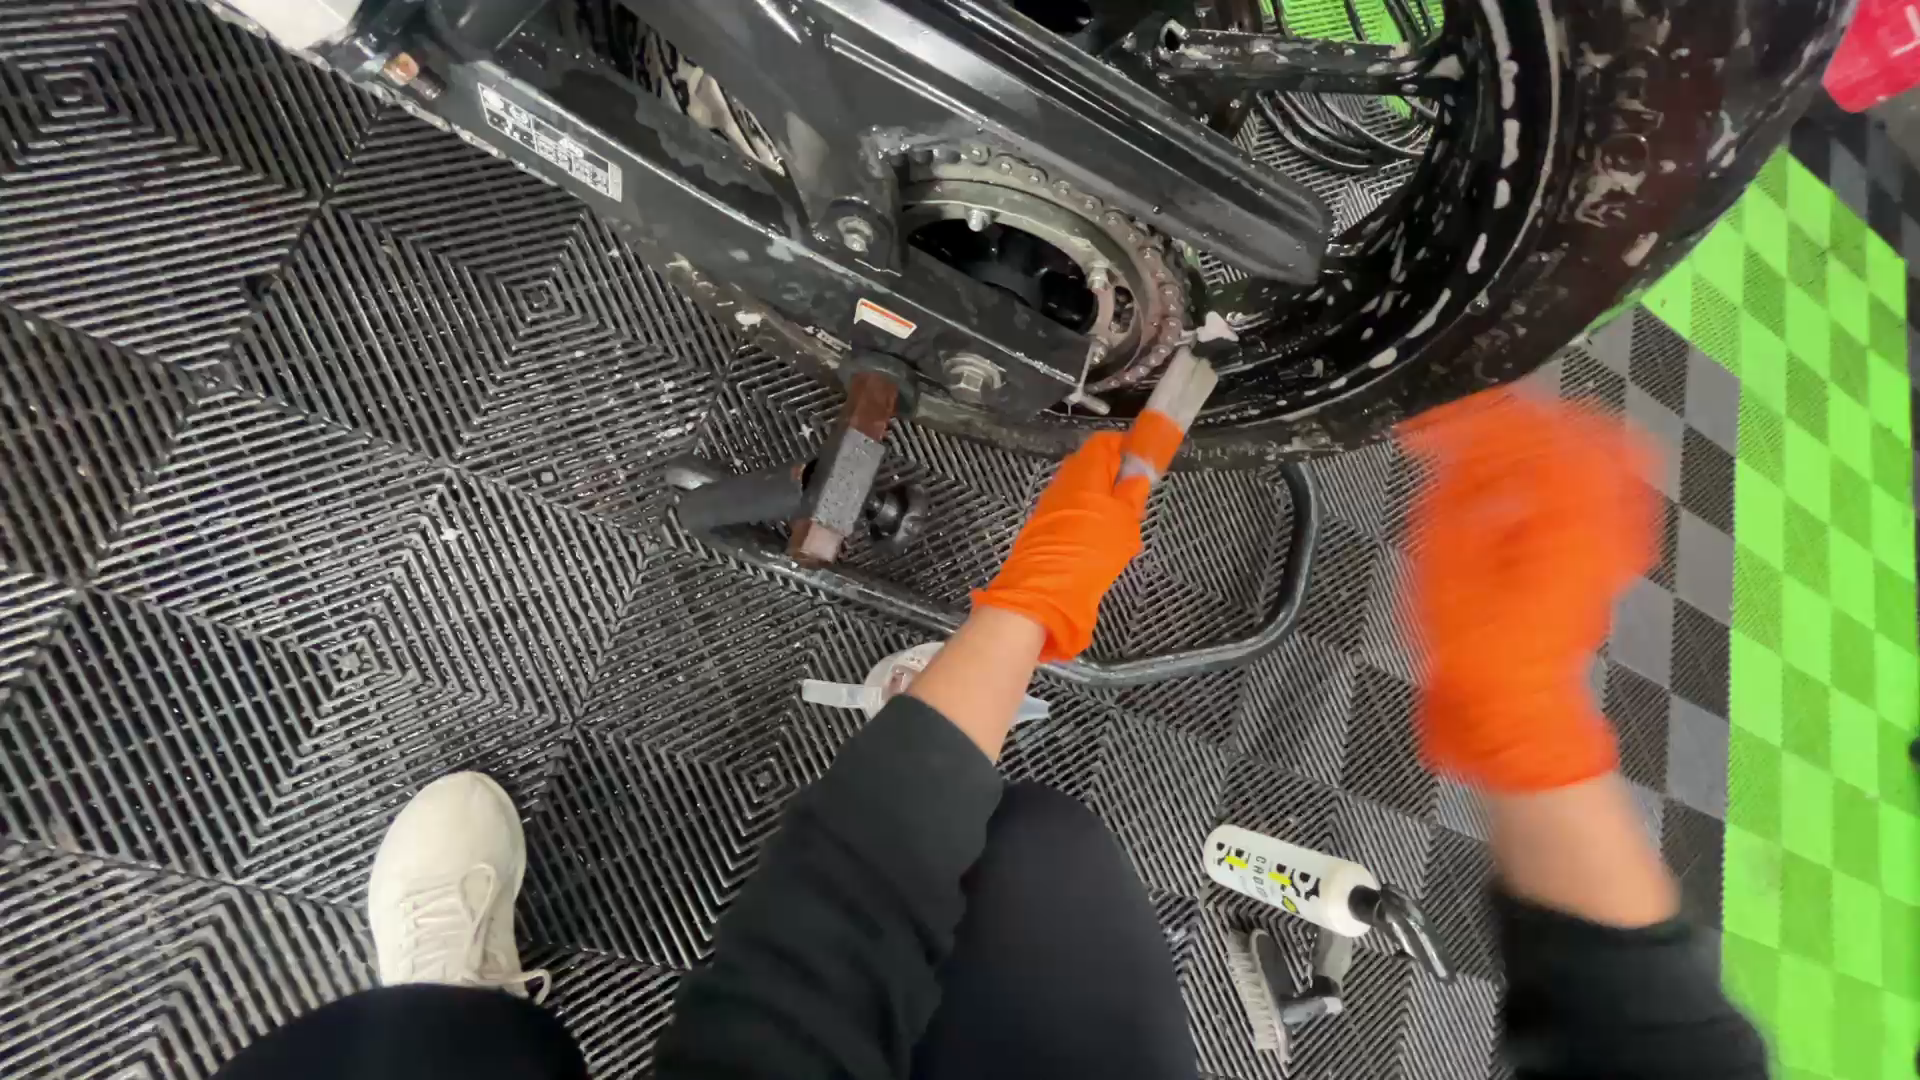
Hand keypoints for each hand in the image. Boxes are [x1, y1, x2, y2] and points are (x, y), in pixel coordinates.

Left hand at [975, 432, 1150, 662]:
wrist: (1048, 586)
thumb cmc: (1090, 547)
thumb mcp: (1126, 518)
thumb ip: (1133, 492)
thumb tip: (1137, 476)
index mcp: (1085, 468)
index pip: (1105, 441)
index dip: (1125, 448)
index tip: (1143, 462)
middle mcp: (1063, 479)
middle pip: (1093, 466)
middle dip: (1115, 479)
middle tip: (1135, 499)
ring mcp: (1051, 503)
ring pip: (1083, 493)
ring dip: (1103, 504)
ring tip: (1121, 528)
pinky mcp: (1045, 526)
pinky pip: (1072, 515)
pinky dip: (1088, 522)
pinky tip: (1101, 545)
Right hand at [1400, 389, 1655, 792]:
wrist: (1512, 702)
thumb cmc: (1476, 641)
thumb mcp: (1445, 560)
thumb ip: (1455, 494)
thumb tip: (1459, 450)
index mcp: (1564, 518)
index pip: (1534, 435)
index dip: (1482, 415)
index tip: (1440, 418)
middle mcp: (1604, 522)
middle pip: (1587, 434)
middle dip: (1528, 415)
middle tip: (1480, 416)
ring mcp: (1612, 541)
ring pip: (1603, 458)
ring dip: (1548, 439)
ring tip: (1496, 441)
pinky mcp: (1602, 558)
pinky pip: (1602, 492)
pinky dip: (1564, 473)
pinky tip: (1525, 481)